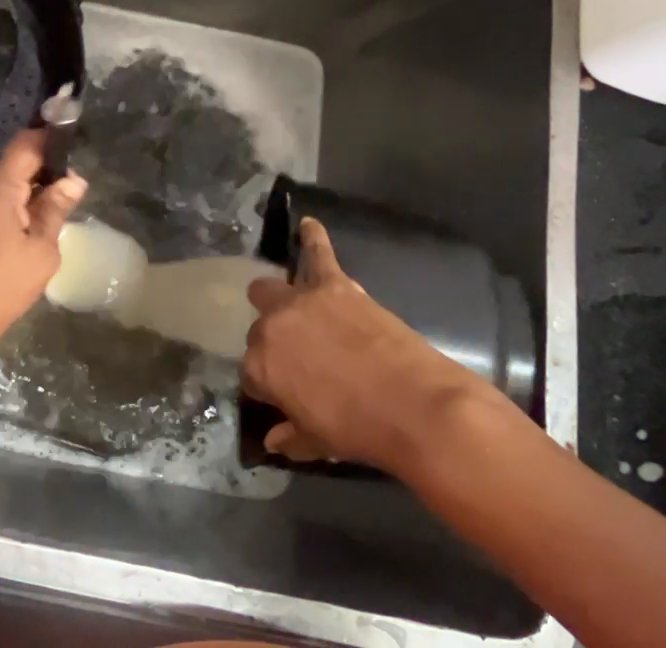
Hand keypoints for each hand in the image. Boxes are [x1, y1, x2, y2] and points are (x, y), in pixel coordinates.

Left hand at [0, 129, 86, 339]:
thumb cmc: (5, 283)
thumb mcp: (42, 248)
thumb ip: (56, 209)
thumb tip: (74, 180)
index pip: (24, 145)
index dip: (48, 140)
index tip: (72, 149)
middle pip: (13, 165)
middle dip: (42, 173)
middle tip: (70, 194)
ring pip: (1, 184)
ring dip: (26, 192)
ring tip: (51, 215)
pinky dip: (10, 207)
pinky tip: (26, 231)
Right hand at [242, 217, 498, 472]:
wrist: (415, 407)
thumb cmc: (360, 430)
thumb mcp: (318, 441)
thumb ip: (291, 437)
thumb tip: (273, 441)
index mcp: (259, 368)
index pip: (250, 372)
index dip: (268, 384)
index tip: (286, 395)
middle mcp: (269, 328)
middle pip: (258, 329)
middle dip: (272, 342)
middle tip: (300, 359)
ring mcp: (300, 303)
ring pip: (270, 290)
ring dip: (275, 298)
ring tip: (288, 303)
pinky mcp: (335, 286)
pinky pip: (318, 254)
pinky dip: (312, 238)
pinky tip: (309, 223)